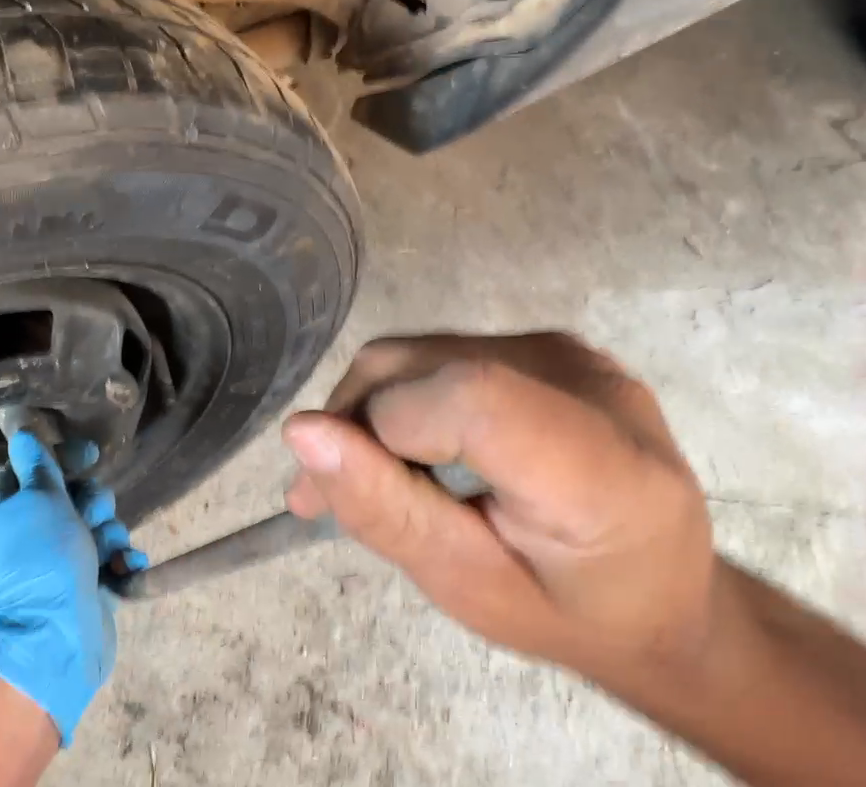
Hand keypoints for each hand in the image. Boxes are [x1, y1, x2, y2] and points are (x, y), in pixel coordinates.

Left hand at [0, 431, 145, 745]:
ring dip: (110, 532)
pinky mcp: (91, 583)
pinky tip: (127, 568)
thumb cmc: (43, 558)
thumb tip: (20, 431)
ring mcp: (64, 557)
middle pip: (75, 493)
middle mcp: (35, 527)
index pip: (34, 465)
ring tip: (107, 551)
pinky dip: (123, 560)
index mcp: (11, 504)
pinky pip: (114, 558)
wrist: (56, 638)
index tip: (89, 455)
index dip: (62, 456)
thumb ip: (38, 465)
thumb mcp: (39, 499)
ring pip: (99, 524)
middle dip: (93, 500)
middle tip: (92, 514)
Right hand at [281, 333, 716, 685]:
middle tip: (341, 499)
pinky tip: (403, 450)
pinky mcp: (537, 344)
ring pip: (404, 358)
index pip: (466, 399)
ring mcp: (564, 355)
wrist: (657, 594)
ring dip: (364, 414)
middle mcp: (589, 388)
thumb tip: (299, 431)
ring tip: (369, 479)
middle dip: (353, 427)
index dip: (382, 434)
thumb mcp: (467, 587)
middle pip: (414, 371)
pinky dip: (392, 399)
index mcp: (604, 474)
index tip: (349, 492)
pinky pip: (425, 356)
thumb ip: (385, 509)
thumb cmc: (564, 610)